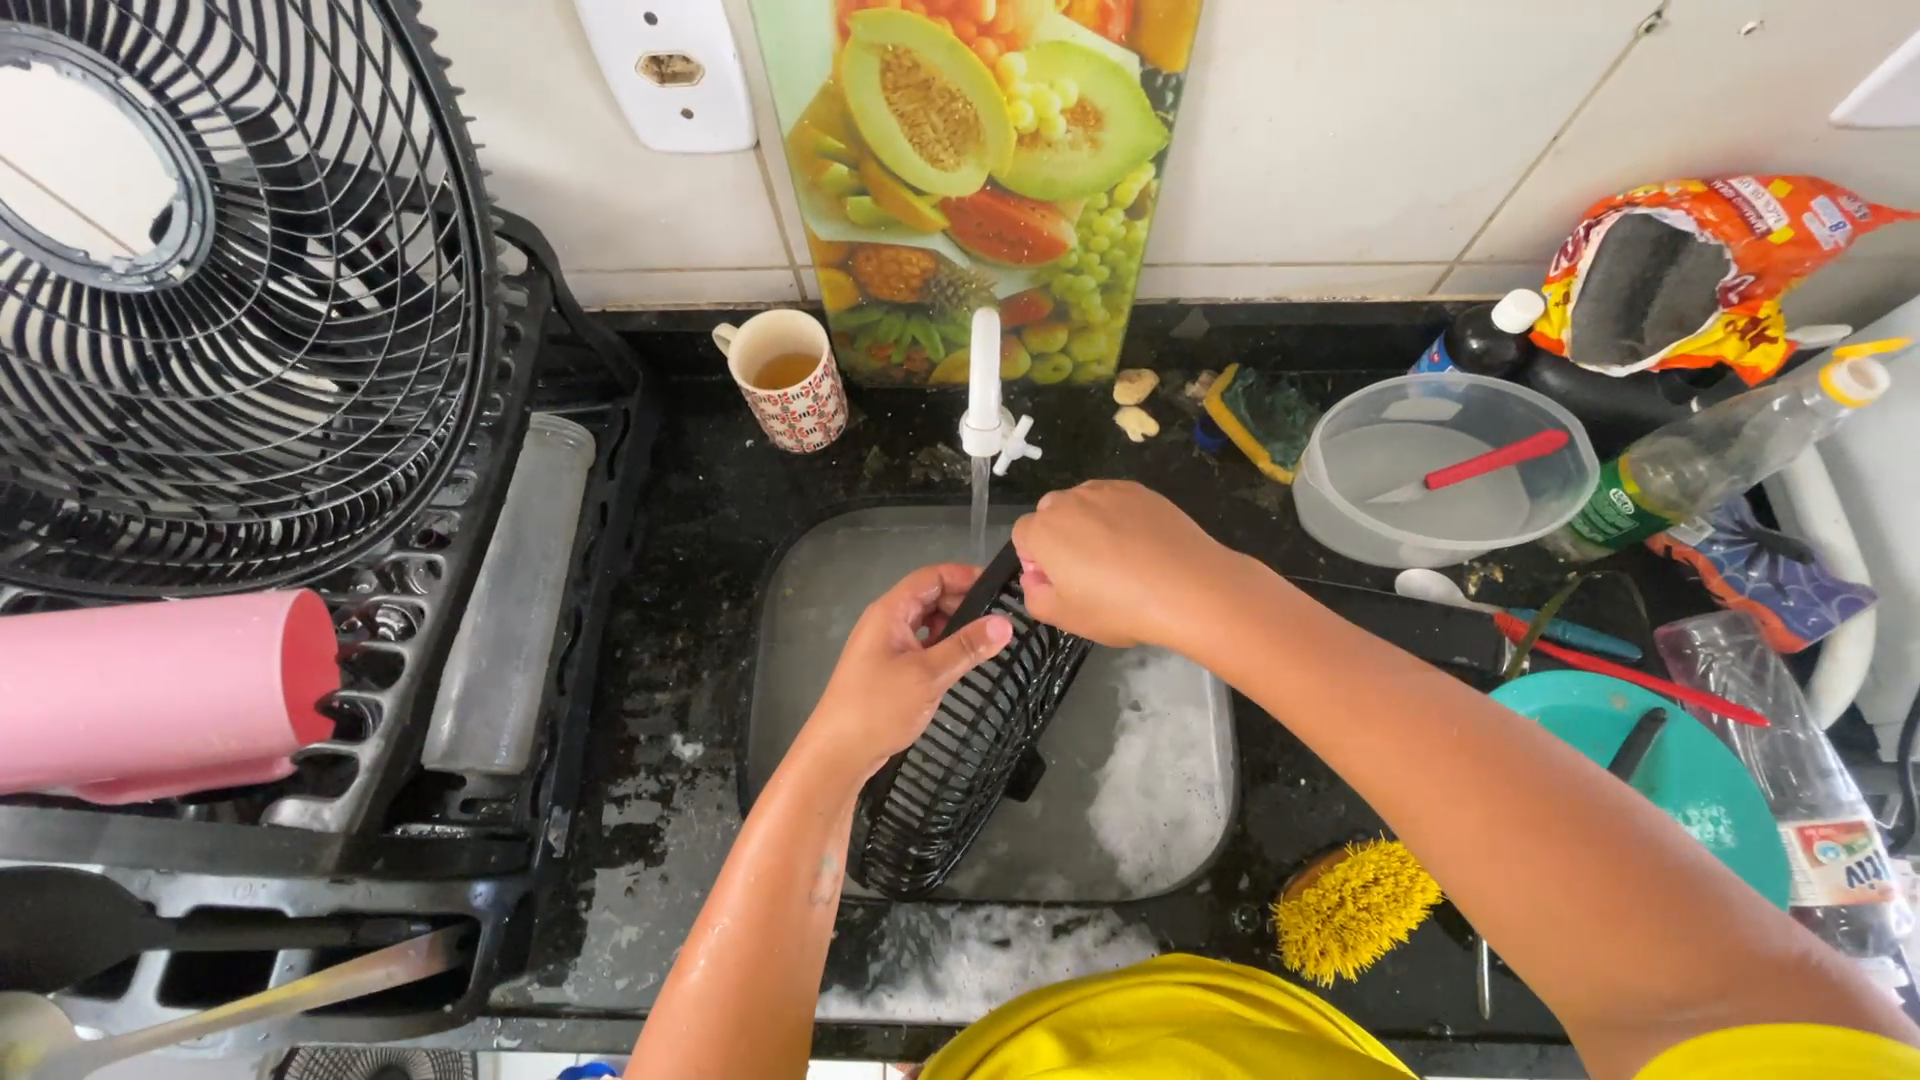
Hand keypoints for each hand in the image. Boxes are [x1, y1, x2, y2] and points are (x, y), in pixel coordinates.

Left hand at [802, 564, 1012, 779]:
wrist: (838, 753)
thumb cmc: (879, 706)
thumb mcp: (928, 674)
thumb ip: (966, 647)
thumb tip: (1005, 623)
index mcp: (890, 611)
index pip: (931, 576)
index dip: (963, 576)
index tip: (998, 588)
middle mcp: (887, 622)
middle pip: (929, 597)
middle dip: (963, 602)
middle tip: (999, 619)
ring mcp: (887, 647)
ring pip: (927, 624)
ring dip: (955, 627)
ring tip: (987, 639)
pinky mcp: (890, 670)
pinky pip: (922, 647)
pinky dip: (944, 648)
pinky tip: (963, 662)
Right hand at [1012, 480, 1244, 649]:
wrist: (1188, 588)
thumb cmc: (1118, 607)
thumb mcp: (1064, 617)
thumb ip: (1034, 595)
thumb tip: (1036, 576)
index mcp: (1043, 530)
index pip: (1022, 535)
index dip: (1035, 559)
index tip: (1059, 582)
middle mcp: (1070, 500)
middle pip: (1051, 513)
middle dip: (1059, 537)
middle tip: (1087, 571)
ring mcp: (1108, 490)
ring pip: (1084, 503)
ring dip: (1089, 524)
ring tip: (1117, 557)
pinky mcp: (1141, 490)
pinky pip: (1116, 501)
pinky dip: (1120, 518)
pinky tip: (1141, 546)